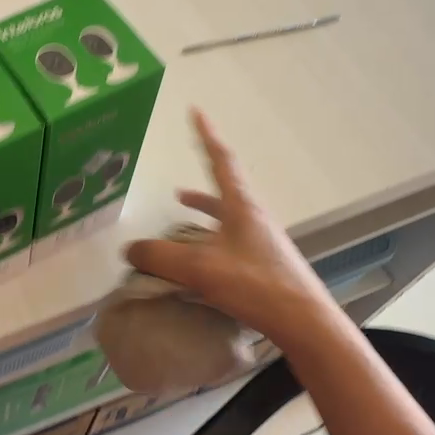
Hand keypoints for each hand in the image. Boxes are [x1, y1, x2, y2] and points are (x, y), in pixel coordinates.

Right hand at [124, 110, 337, 342]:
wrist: (304, 322)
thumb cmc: (255, 285)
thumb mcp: (200, 269)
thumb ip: (160, 256)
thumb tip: (131, 249)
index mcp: (241, 206)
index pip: (221, 161)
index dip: (207, 135)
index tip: (196, 111)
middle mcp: (254, 216)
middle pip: (227, 185)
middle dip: (204, 172)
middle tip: (183, 164)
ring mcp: (261, 240)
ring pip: (228, 213)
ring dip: (205, 206)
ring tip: (182, 204)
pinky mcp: (264, 263)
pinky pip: (230, 238)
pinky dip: (210, 236)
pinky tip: (200, 254)